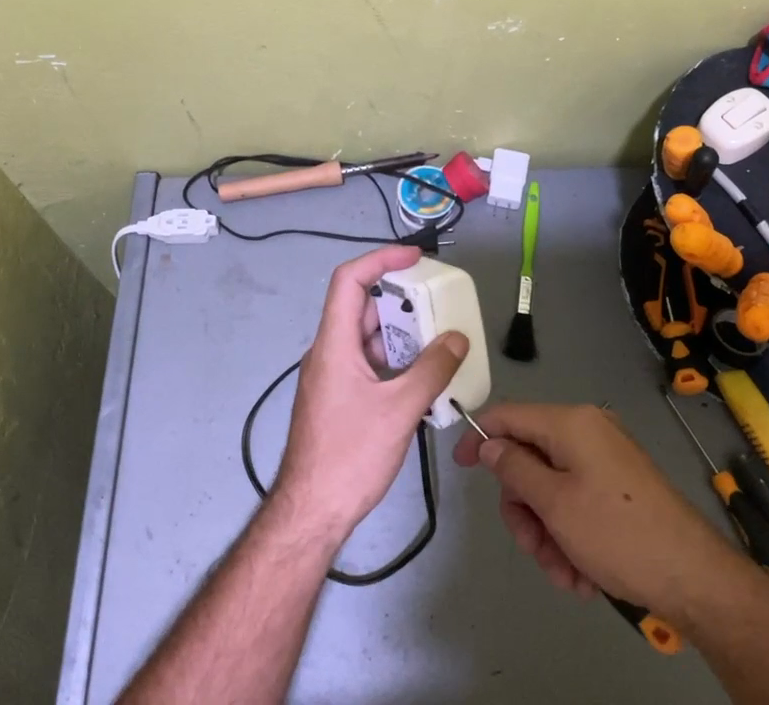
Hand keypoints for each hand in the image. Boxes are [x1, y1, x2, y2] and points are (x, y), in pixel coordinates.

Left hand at [274, 246, 469, 540]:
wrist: (312, 511)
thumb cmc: (350, 456)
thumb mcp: (399, 410)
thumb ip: (432, 370)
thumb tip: (457, 338)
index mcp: (333, 345)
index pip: (349, 281)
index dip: (381, 260)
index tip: (415, 257)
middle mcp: (328, 354)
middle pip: (363, 310)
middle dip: (403, 303)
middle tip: (440, 307)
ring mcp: (332, 378)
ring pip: (369, 341)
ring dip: (403, 338)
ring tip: (442, 344)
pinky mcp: (339, 400)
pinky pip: (369, 366)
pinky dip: (396, 364)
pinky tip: (425, 381)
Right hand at [453, 402, 741, 619]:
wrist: (691, 575)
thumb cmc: (616, 533)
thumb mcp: (554, 503)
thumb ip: (514, 468)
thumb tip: (490, 444)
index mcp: (571, 424)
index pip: (509, 415)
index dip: (479, 437)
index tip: (459, 468)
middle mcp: (589, 433)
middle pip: (529, 460)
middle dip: (525, 509)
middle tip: (532, 546)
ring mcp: (607, 461)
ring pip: (552, 491)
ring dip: (548, 534)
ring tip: (565, 573)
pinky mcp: (620, 489)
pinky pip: (578, 504)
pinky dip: (571, 538)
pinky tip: (582, 574)